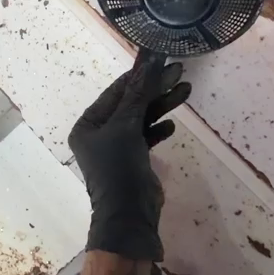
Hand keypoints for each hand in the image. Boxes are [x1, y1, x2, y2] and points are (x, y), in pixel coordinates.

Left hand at [68, 50, 190, 261]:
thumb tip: (150, 63)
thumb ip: (139, 94)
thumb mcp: (126, 126)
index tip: (159, 60)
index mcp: (88, 125)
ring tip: (185, 89)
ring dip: (162, 105)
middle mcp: (99, 134)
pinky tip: (172, 125)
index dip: (138, 75)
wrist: (129, 215)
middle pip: (131, 103)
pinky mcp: (133, 159)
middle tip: (179, 71)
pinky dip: (158, 129)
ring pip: (141, 118)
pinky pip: (146, 136)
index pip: (115, 92)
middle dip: (155, 88)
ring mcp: (116, 147)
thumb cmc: (119, 168)